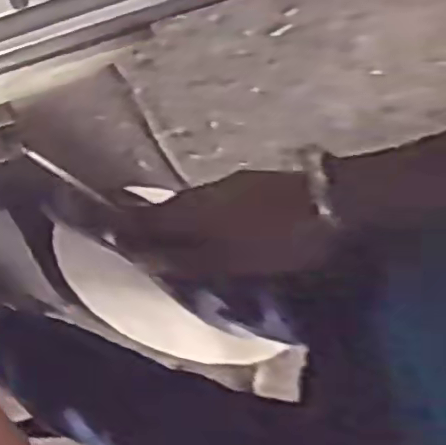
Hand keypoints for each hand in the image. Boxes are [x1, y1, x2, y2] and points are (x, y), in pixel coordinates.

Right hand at [119, 170, 338, 278]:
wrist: (338, 203)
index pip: (132, 220)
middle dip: (153, 225)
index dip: (118, 229)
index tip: (108, 237)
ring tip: (194, 237)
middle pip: (160, 212)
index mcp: (176, 215)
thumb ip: (182, 260)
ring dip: (185, 221)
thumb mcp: (230, 260)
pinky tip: (229, 226)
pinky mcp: (249, 184)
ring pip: (189, 207)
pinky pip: (217, 202)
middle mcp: (187, 196)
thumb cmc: (277, 240)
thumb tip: (137, 258)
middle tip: (152, 242)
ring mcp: (219, 188)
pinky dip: (213, 215)